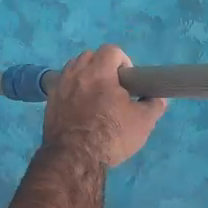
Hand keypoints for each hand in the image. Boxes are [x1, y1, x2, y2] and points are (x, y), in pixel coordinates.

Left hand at [42, 46, 167, 167]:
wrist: (74, 158)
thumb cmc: (111, 136)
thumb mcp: (142, 122)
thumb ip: (153, 105)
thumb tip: (158, 99)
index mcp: (98, 72)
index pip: (110, 50)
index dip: (123, 60)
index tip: (128, 79)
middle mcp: (75, 74)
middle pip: (88, 56)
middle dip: (102, 66)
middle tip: (112, 86)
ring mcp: (59, 87)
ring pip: (72, 69)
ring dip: (84, 76)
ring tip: (95, 96)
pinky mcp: (49, 102)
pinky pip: (61, 86)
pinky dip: (71, 90)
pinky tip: (79, 108)